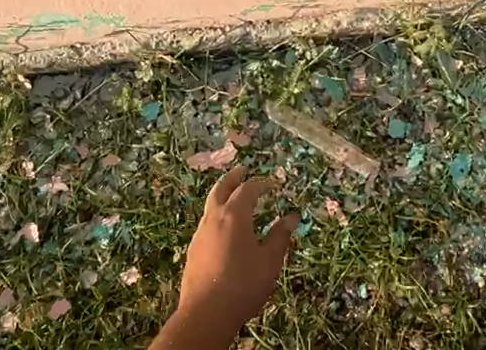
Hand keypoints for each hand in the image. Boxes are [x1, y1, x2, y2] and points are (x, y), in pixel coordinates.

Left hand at [175, 167, 299, 331]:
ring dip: (223, 197)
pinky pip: (206, 224)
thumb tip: (292, 217)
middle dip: (232, 178)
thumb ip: (280, 236)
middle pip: (221, 189)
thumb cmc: (243, 284)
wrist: (205, 314)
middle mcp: (214, 218)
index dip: (261, 184)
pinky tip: (224, 231)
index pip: (248, 189)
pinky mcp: (193, 251)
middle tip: (242, 171)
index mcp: (234, 215)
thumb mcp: (269, 261)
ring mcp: (200, 234)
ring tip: (234, 201)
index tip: (272, 185)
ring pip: (211, 206)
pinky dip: (217, 217)